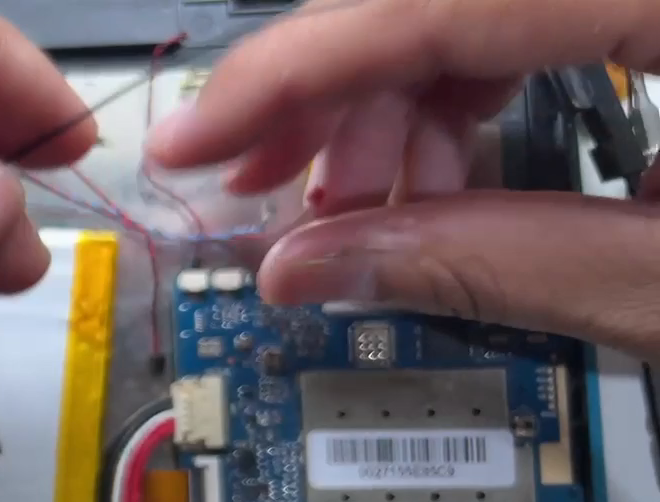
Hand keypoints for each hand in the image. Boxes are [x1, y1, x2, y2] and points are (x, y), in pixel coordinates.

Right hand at [147, 0, 659, 354]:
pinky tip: (435, 157)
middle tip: (278, 190)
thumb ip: (487, 262)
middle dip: (326, 91)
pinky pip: (524, 1)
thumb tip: (299, 269)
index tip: (182, 145)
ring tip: (370, 202)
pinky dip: (453, 77)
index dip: (289, 71)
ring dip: (382, 98)